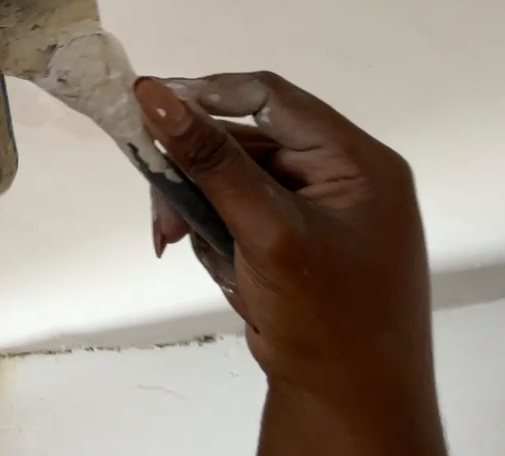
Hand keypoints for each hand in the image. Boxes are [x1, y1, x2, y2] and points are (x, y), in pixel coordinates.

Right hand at [135, 73, 444, 454]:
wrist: (349, 411)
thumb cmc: (326, 320)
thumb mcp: (263, 230)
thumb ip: (208, 157)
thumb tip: (152, 91)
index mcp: (355, 161)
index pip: (269, 97)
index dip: (206, 93)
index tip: (149, 108)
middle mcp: (338, 174)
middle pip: (241, 137)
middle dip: (193, 168)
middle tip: (157, 194)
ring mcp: (315, 206)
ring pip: (227, 172)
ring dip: (193, 200)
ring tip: (172, 237)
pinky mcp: (291, 232)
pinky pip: (232, 204)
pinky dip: (206, 223)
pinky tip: (198, 251)